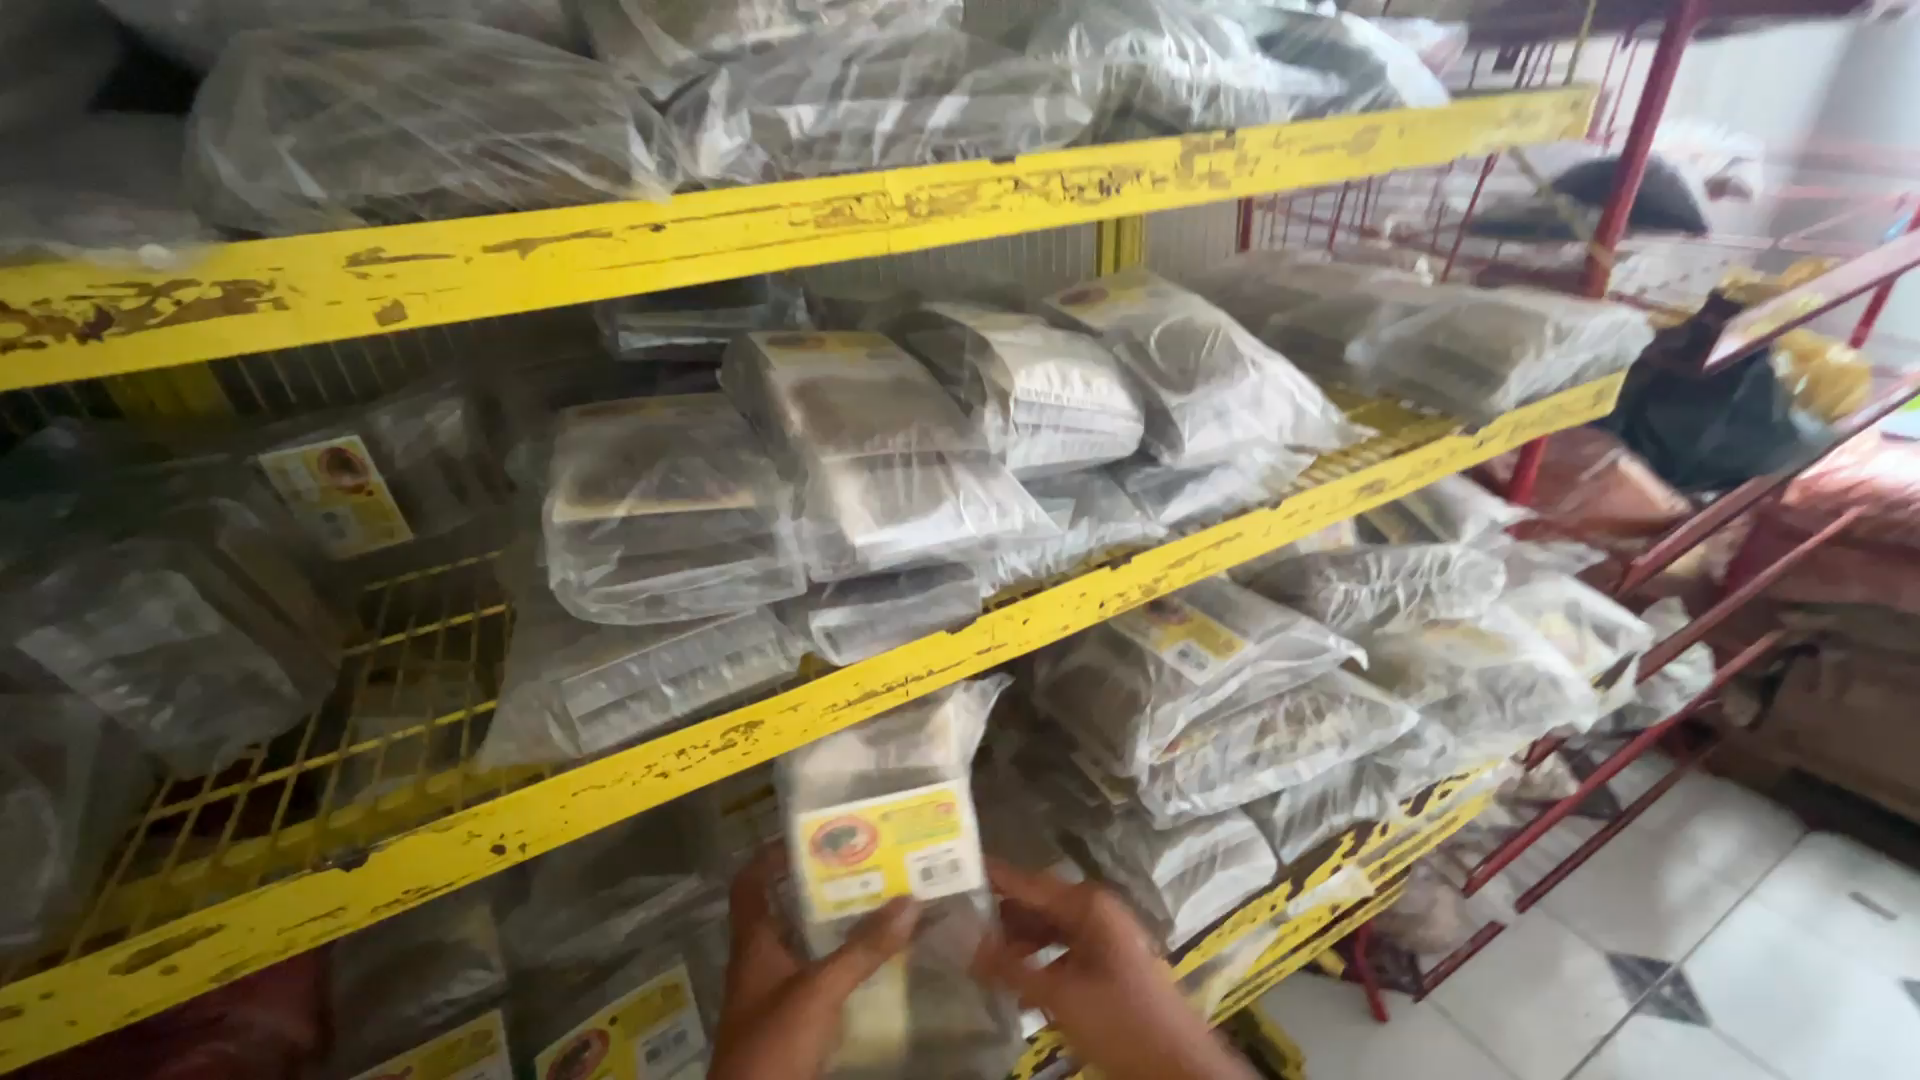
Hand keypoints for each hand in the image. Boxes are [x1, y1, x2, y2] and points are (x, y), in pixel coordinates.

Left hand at [708, 847, 920, 1079]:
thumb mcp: (819, 991)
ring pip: (804, 942)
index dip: (771, 854)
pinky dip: (842, 960)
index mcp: (753, 943)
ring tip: (878, 898)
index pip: (750, 883)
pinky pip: (818, 974)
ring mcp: (775, 992)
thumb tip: (911, 902)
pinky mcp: (793, 1020)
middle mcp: (761, 961)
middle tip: (863, 862)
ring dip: (834, 922)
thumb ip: (862, 949)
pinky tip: (875, 956)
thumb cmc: (772, 1044)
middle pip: (784, 908)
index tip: (811, 835)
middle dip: (819, 884)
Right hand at [971, 860, 1256, 1079]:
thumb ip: (1011, 967)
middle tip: (958, 920)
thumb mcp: (1060, 994)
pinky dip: (1038, 961)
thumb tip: (967, 944)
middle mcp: (1096, 911)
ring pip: (1049, 929)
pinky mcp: (1107, 962)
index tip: (957, 868)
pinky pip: (1063, 950)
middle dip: (1001, 915)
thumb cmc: (1121, 1018)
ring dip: (1018, 942)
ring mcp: (1104, 936)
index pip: (1030, 882)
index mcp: (1088, 905)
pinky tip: (1014, 981)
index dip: (994, 876)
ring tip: (978, 956)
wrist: (1178, 1065)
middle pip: (1038, 903)